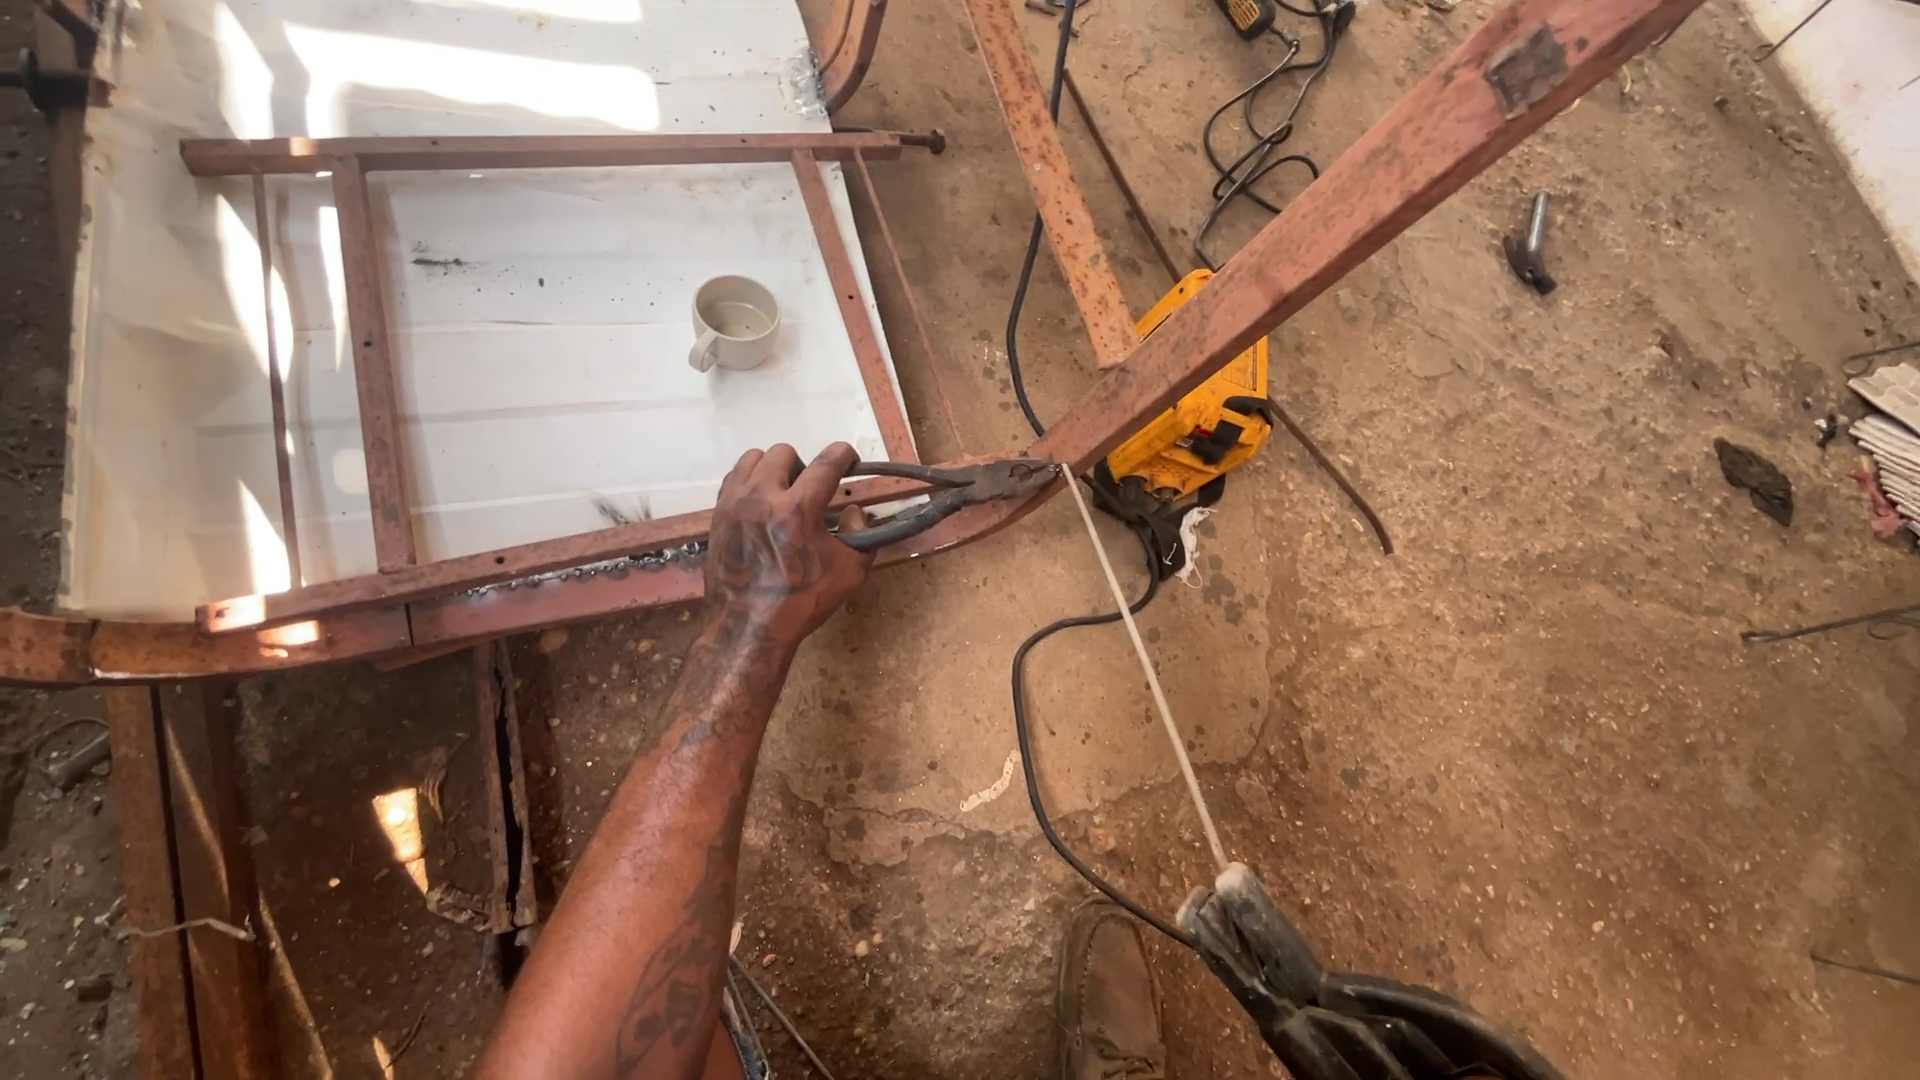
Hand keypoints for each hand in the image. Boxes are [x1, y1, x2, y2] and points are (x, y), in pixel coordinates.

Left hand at [705, 443, 871, 647]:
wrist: (749, 627)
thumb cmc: (803, 601)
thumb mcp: (849, 572)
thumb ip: (862, 535)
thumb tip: (854, 510)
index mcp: (798, 510)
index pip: (826, 463)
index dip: (843, 454)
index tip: (848, 459)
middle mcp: (762, 498)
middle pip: (784, 453)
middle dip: (803, 465)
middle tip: (810, 490)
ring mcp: (734, 504)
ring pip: (753, 459)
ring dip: (773, 469)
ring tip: (782, 494)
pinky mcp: (717, 515)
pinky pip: (734, 478)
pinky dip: (751, 482)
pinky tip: (761, 505)